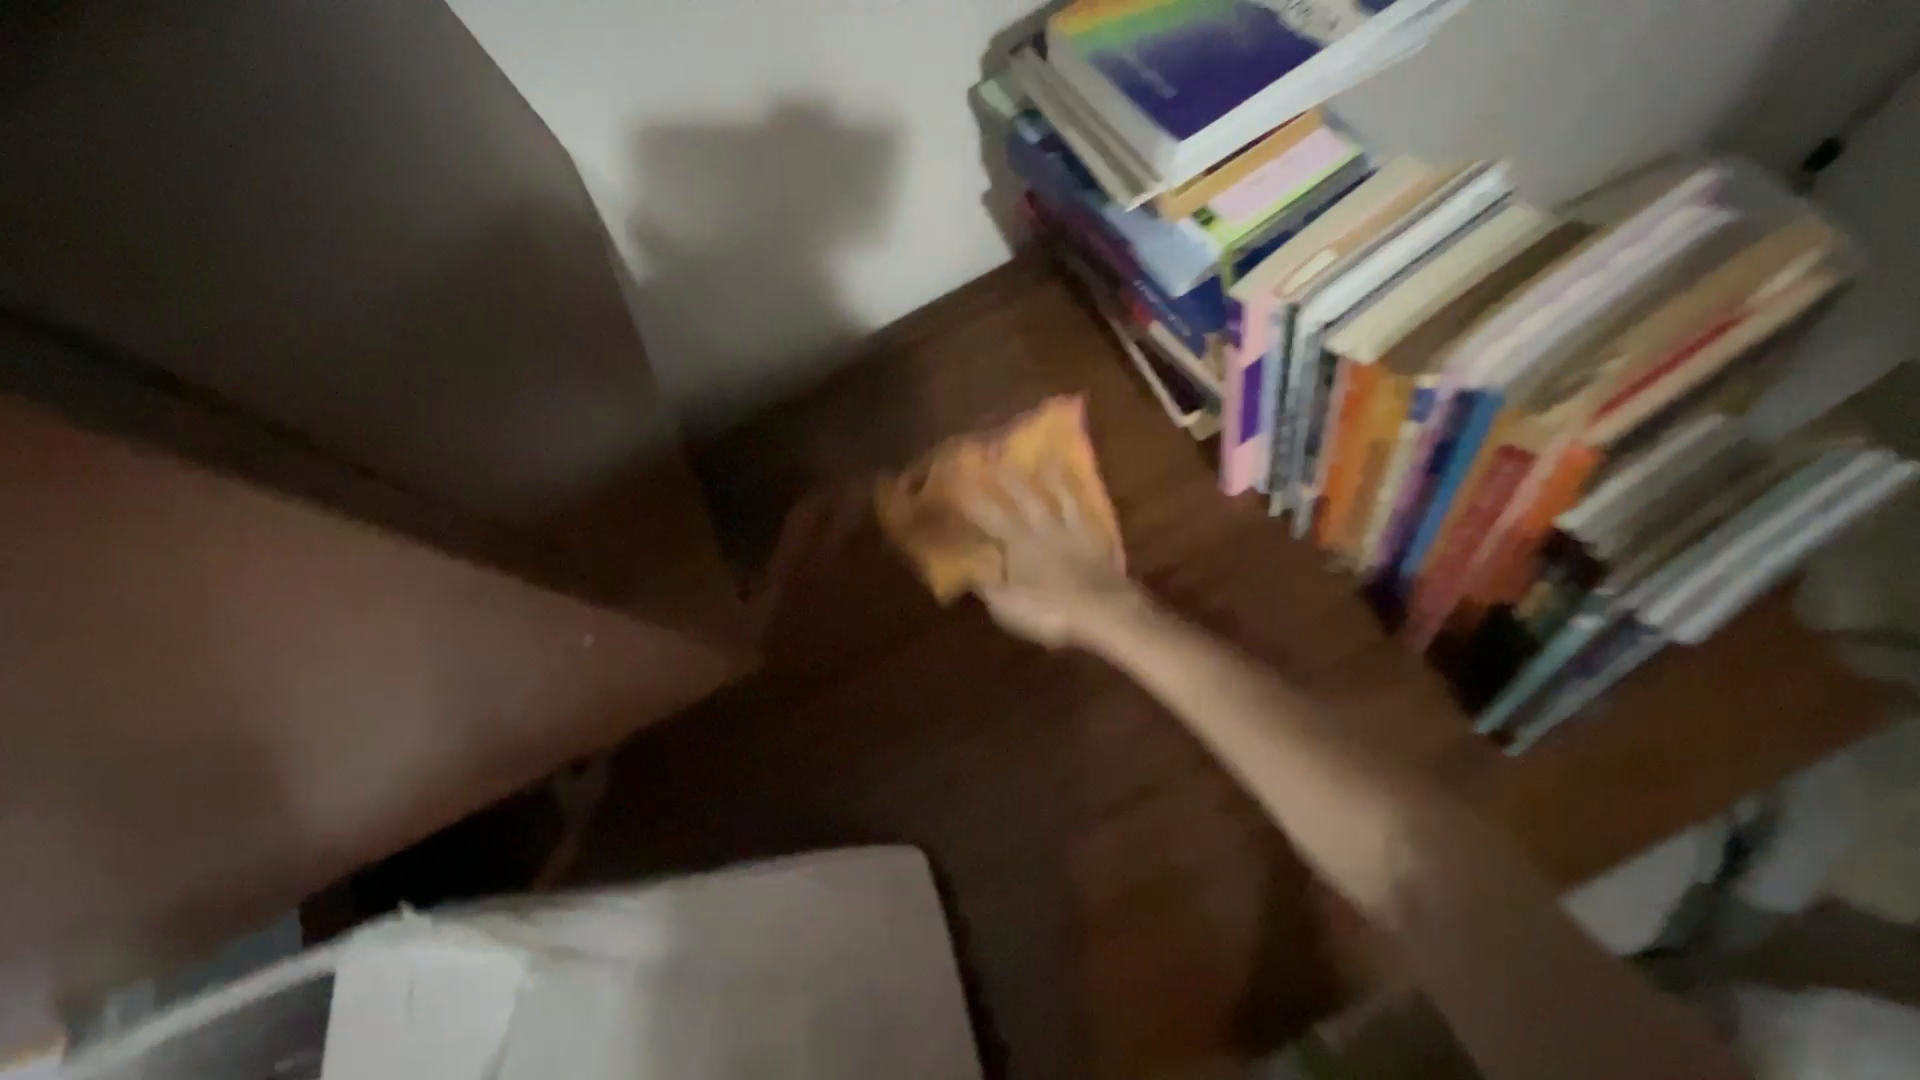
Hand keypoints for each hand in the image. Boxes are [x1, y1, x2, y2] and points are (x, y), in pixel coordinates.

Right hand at [961, 466, 1142, 647]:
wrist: (1107, 613)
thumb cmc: (1051, 612)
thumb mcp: (1007, 606)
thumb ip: (988, 583)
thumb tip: (970, 565)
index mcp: (1019, 543)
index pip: (990, 515)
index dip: (973, 498)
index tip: (959, 479)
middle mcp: (1045, 529)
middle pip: (1025, 498)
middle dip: (1009, 477)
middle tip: (998, 453)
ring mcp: (1076, 533)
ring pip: (1062, 497)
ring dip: (1053, 478)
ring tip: (1047, 458)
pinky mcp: (1100, 542)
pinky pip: (1089, 514)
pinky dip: (1085, 501)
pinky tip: (1085, 492)